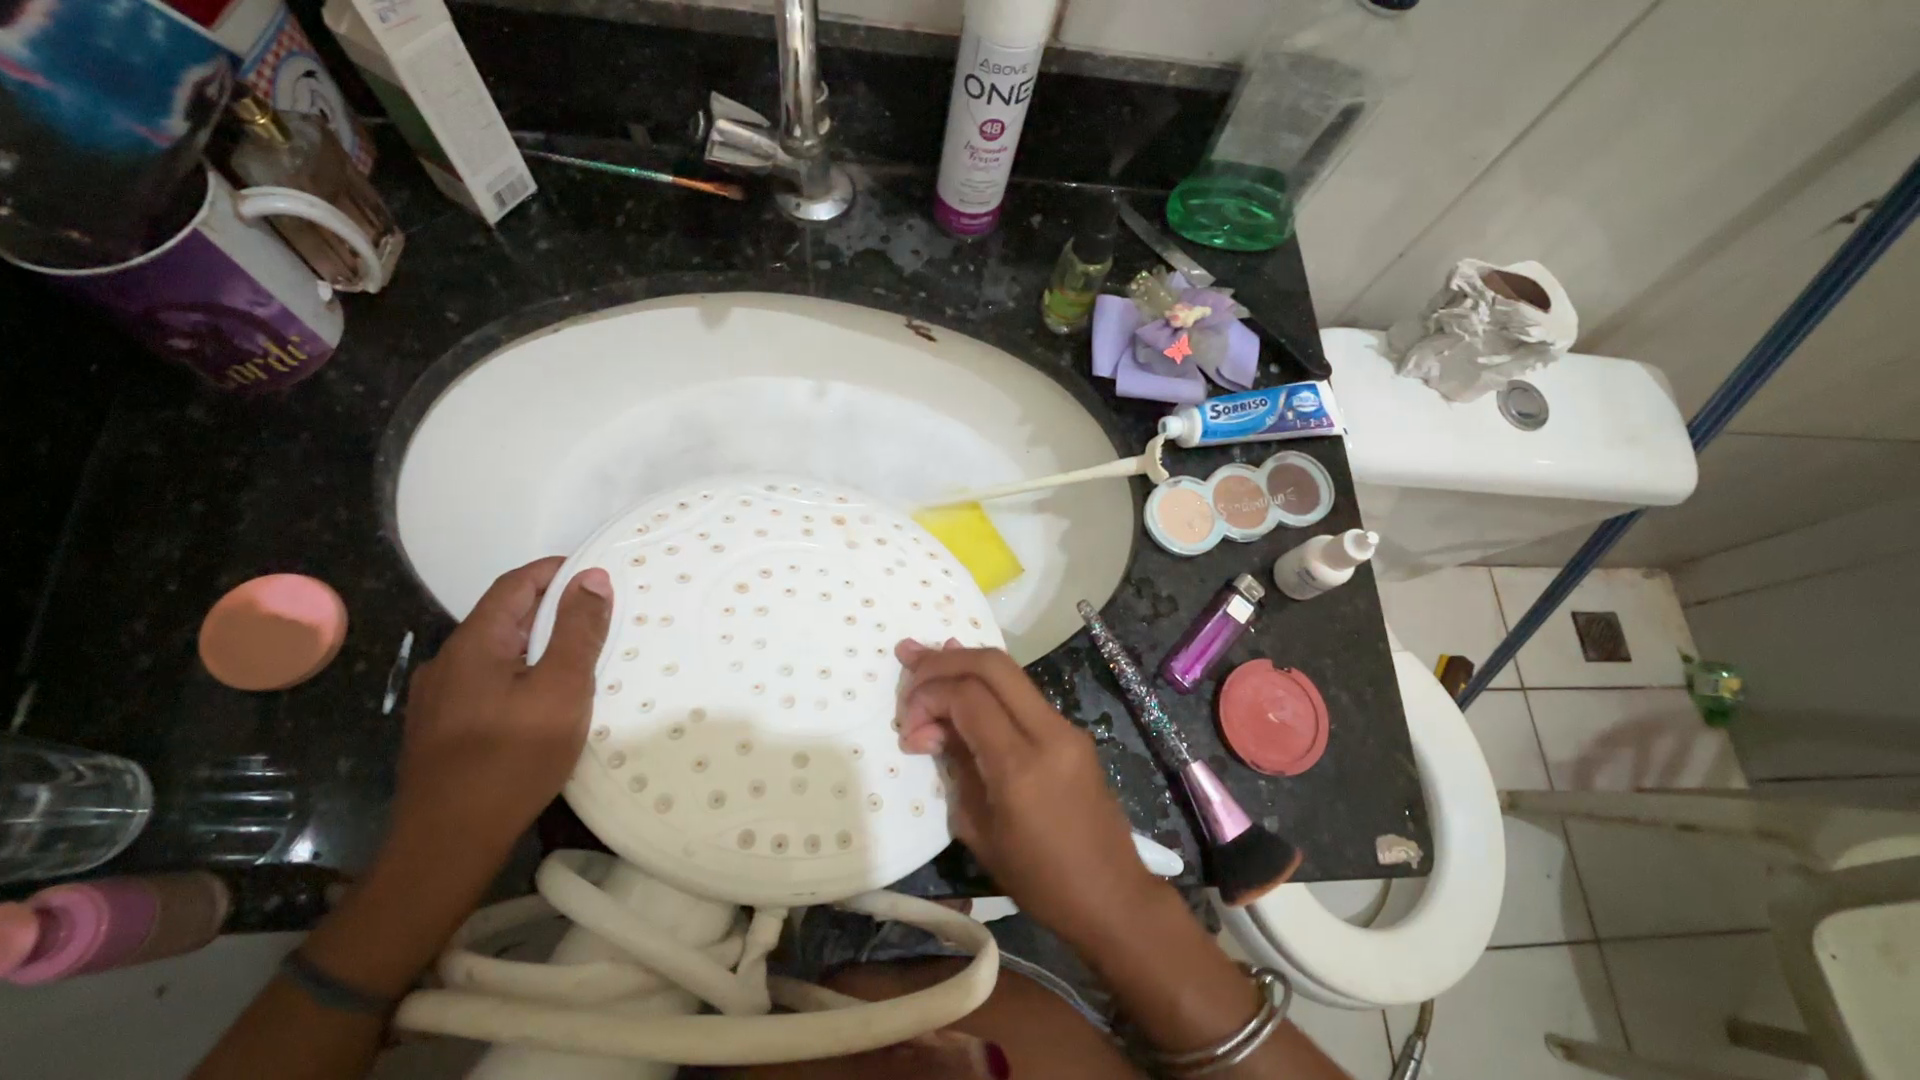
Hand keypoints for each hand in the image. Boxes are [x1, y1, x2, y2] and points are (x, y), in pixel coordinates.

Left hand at [392, 557, 612, 859]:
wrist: (446, 844)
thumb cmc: (511, 760)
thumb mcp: (560, 691)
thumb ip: (578, 632)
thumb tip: (591, 577)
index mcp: (475, 642)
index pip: (517, 583)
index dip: (558, 572)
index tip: (599, 577)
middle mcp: (448, 661)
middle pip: (505, 616)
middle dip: (553, 610)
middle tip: (601, 621)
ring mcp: (438, 698)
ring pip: (496, 653)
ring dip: (537, 647)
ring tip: (578, 663)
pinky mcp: (440, 729)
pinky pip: (486, 684)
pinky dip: (520, 677)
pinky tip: (540, 706)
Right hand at [893, 639, 1159, 944]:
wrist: (1112, 897)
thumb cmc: (1040, 880)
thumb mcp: (980, 831)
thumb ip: (956, 768)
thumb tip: (933, 730)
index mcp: (1021, 765)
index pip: (968, 697)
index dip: (928, 697)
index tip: (908, 725)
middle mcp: (1049, 734)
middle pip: (992, 665)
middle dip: (944, 661)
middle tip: (909, 663)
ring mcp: (1067, 729)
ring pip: (1011, 673)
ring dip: (965, 666)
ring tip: (925, 661)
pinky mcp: (1073, 735)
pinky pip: (1025, 696)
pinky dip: (988, 686)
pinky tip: (962, 684)